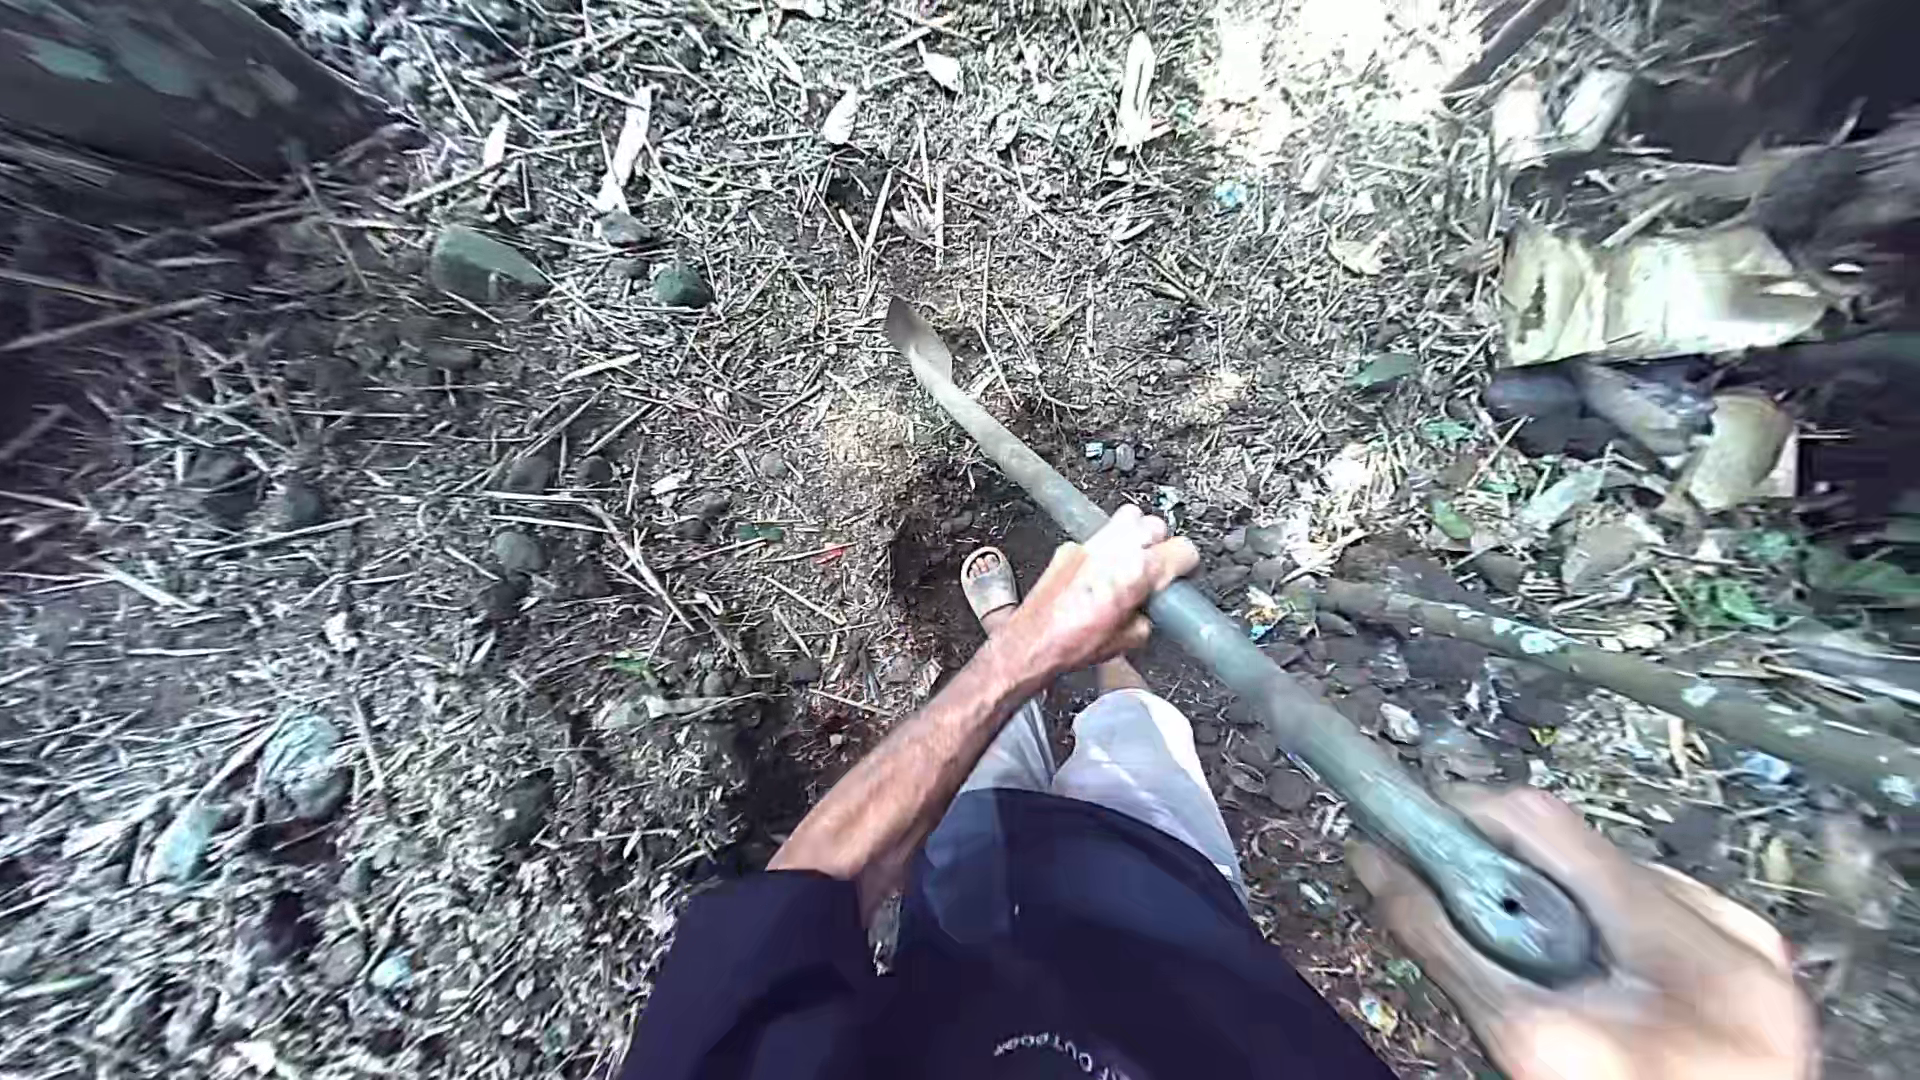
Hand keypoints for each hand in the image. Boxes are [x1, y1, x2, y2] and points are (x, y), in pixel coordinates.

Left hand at [996, 504, 1198, 679]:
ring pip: (1127, 517)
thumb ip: (1150, 614)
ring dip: (1135, 535)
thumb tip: (1151, 605)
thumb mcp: (1130, 639)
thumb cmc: (1073, 645)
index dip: (1186, 564)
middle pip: (1155, 525)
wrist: (1032, 643)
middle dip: (1160, 544)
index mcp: (1135, 572)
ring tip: (1131, 560)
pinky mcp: (1069, 547)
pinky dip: (1105, 547)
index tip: (1182, 574)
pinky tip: (1101, 569)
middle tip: (1155, 568)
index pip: (1182, 549)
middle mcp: (1113, 551)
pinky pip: (1098, 536)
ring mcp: (1089, 545)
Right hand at [1350, 787, 1815, 1079]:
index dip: (1463, 812)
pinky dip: (1566, 906)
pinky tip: (1557, 952)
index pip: (1541, 818)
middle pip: (1562, 841)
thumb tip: (1368, 856)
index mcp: (1688, 945)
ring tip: (1510, 940)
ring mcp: (1734, 942)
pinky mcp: (1730, 957)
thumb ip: (1434, 935)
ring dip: (1528, 885)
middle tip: (1457, 905)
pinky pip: (1618, 895)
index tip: (1412, 838)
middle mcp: (1721, 927)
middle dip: (1493, 862)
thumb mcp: (1514, 1035)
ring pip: (1586, 863)